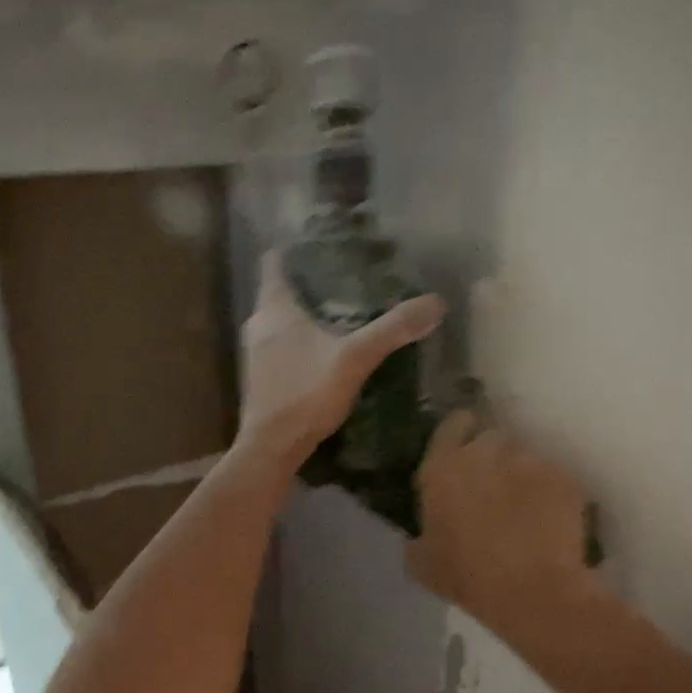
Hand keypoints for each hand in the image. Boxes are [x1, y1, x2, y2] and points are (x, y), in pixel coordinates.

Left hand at [235, 251, 444, 466]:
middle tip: (346, 278)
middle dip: (309, 283)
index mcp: (274, 307)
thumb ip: (392, 329)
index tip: (324, 244)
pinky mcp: (261, 377)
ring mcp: (255, 352)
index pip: (275, 261)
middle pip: (281, 290)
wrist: (271, 448)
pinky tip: (325, 350)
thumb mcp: (354, 358)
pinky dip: (300, 341)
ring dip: (305, 314)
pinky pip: (281, 346)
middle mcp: (258, 324)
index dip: (296, 249)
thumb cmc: (305, 395)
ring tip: (341, 311)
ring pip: (281, 320)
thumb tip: (436, 303)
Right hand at [408, 410, 593, 630]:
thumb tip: (419, 536)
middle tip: (493, 489)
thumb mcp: (423, 564)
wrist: (533, 591)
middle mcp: (484, 453)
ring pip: (524, 457)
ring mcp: (528, 461)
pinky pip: (553, 477)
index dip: (460, 434)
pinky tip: (548, 521)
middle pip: (491, 439)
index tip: (463, 452)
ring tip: (525, 508)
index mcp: (442, 468)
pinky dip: (550, 493)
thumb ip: (419, 539)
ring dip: (521, 475)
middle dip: (492, 458)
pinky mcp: (563, 476)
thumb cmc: (468, 577)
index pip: (452, 425)